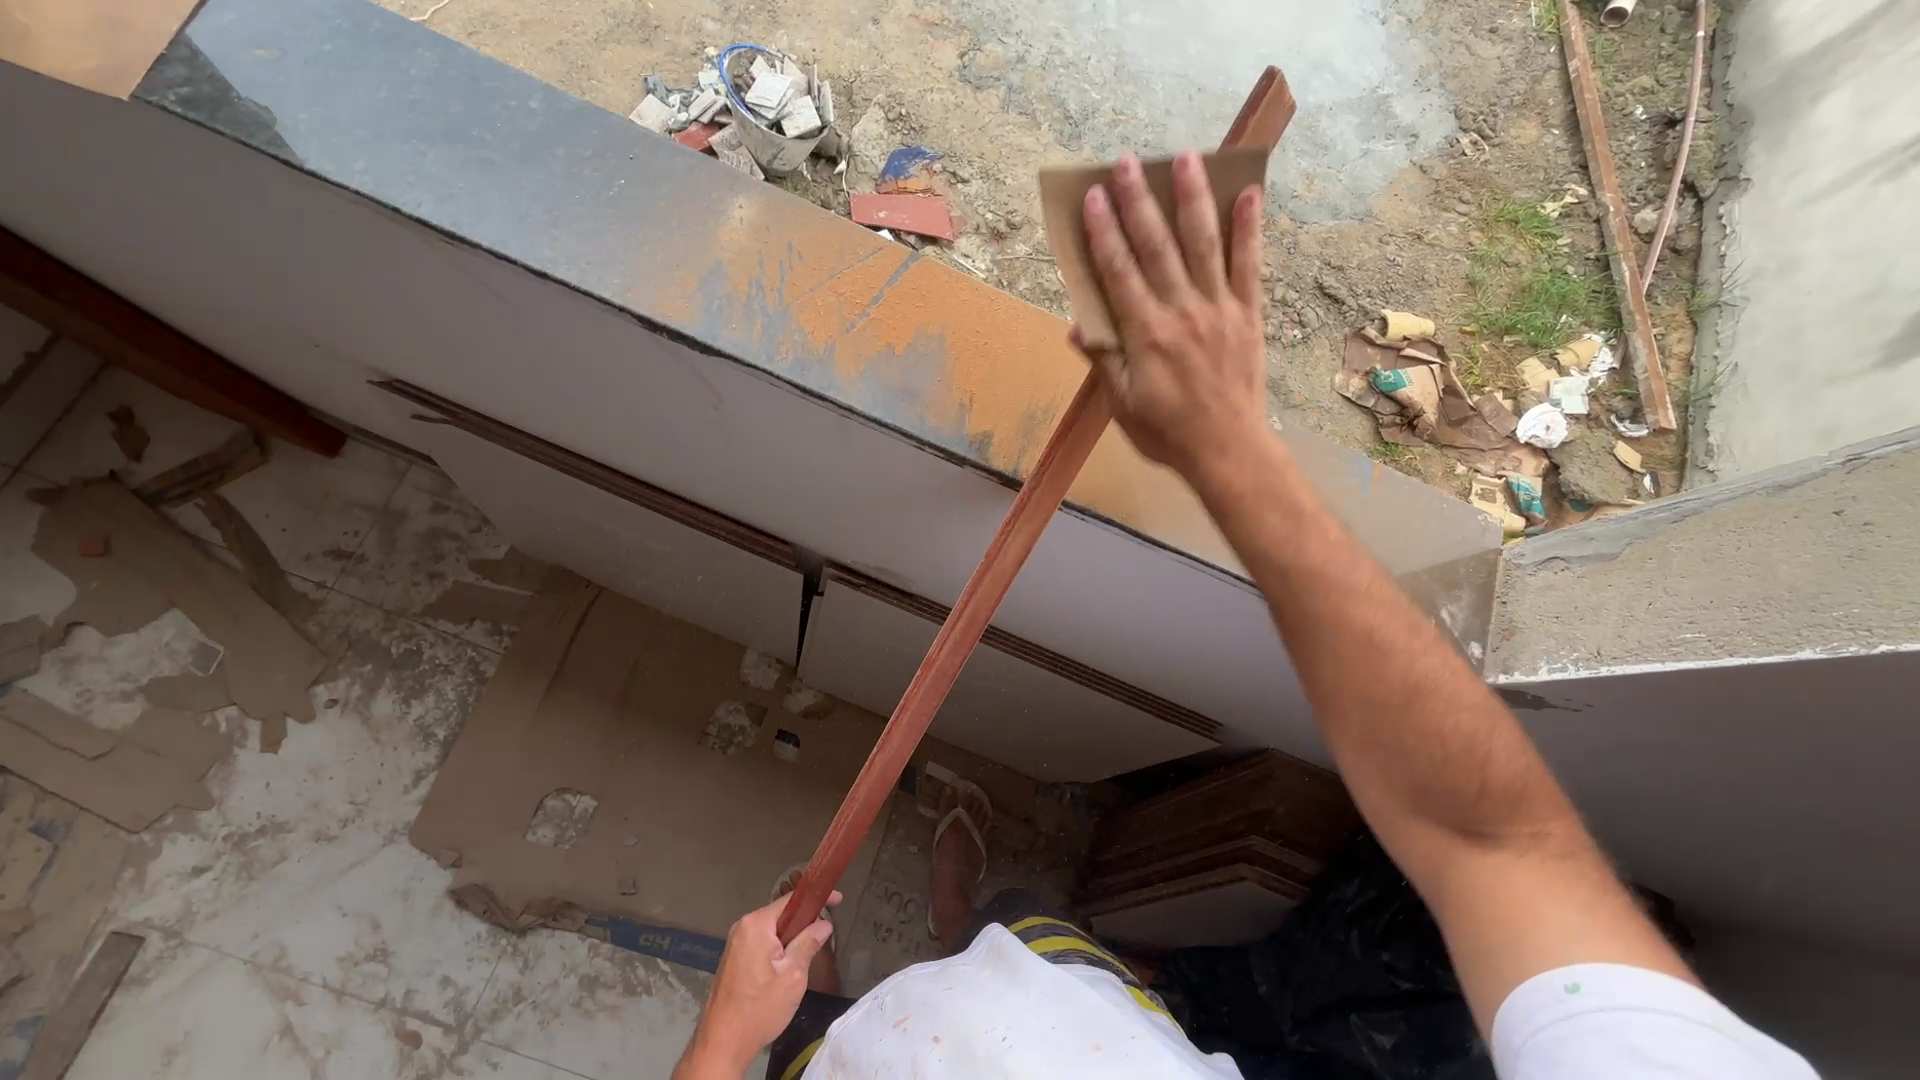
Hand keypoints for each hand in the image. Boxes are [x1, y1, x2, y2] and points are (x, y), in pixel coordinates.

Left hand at [678, 890, 840, 1077]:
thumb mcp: (792, 976)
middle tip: (822, 940)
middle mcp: (742, 928)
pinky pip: (761, 944)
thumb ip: (808, 944)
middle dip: (803, 925)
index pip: (792, 899)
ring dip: (790, 941)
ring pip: (772, 932)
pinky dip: (776, 951)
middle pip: (781, 915)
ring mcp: (734, 944)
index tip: (838, 900)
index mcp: (756, 925)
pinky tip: (784, 972)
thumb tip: (824, 924)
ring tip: (804, 961)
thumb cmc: (759, 1009)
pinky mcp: (732, 960)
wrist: (721, 1045)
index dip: (817, 898)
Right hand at [1073, 151, 1269, 481]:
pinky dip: (1249, 230)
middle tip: (1127, 162)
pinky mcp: (1248, 315)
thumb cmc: (1167, 433)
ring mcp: (1218, 309)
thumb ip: (1102, 360)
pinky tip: (1249, 195)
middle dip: (1139, 200)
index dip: (1104, 231)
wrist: (1227, 450)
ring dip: (1192, 198)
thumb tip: (1076, 325)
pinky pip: (1249, 265)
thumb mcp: (1121, 404)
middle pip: (1157, 246)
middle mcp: (1181, 311)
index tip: (1093, 196)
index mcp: (1145, 333)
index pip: (1119, 271)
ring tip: (1185, 157)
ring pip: (1203, 243)